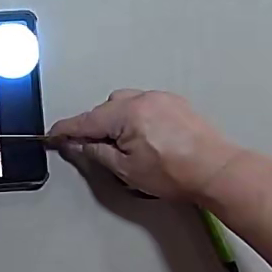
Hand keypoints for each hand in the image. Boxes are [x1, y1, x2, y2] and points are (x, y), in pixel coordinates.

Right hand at [47, 90, 244, 200]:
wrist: (217, 170)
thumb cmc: (178, 173)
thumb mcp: (126, 170)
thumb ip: (97, 152)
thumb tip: (79, 144)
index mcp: (127, 114)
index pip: (86, 121)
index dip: (66, 130)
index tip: (54, 135)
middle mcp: (143, 100)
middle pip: (104, 109)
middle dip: (95, 127)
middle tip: (94, 150)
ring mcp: (161, 99)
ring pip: (124, 104)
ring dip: (116, 121)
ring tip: (124, 147)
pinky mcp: (175, 104)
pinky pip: (144, 104)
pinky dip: (136, 117)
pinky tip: (143, 138)